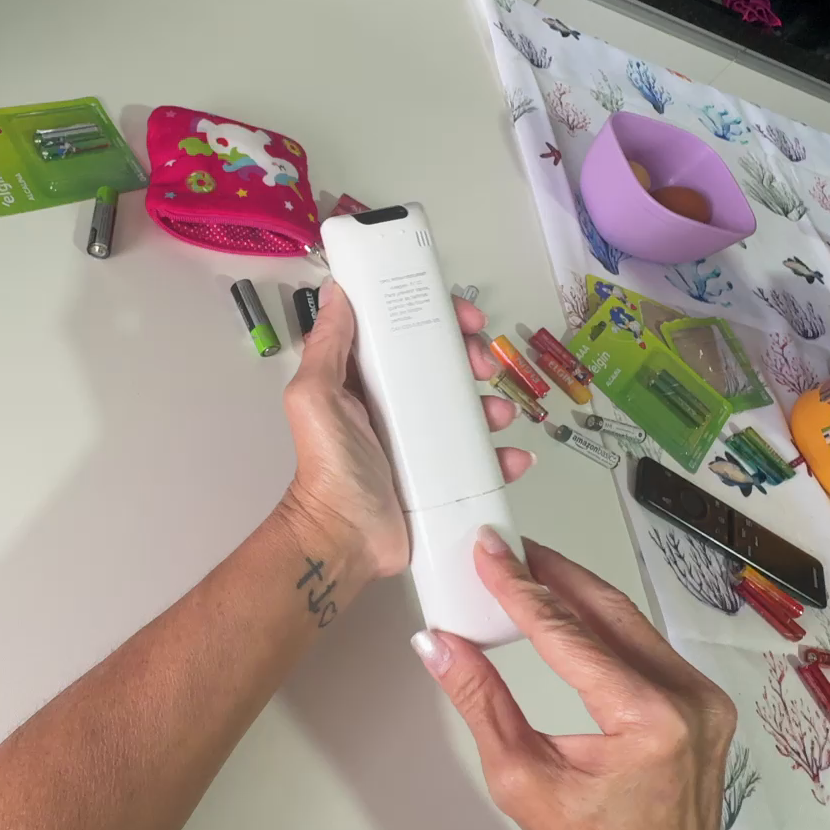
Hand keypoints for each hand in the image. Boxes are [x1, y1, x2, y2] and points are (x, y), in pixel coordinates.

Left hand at [278, 283, 534, 579]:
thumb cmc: (329, 463)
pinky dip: (503, 454)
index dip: (434, 315)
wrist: (345, 539)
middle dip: (471, 355)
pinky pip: (482, 456)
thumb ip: (326, 346)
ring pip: (468, 406)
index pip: (402, 330)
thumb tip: (337, 290)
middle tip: (483, 364)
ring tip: (498, 415)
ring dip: (492, 403)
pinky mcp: (443, 473)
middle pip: (442, 363)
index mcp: (363, 378)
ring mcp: (421, 438)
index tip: (462, 315)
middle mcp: (393, 402)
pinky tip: (514, 457)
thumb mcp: (316, 396)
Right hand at [412, 534, 734, 829]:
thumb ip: (477, 699)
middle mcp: (685, 698)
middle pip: (602, 605)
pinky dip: (595, 612)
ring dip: (570, 585)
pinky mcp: (698, 697)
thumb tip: (439, 645)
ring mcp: (700, 696)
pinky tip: (563, 601)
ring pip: (624, 614)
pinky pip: (639, 636)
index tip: (487, 553)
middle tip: (503, 547)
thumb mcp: (520, 777)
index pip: (564, 632)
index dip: (516, 586)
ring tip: (525, 565)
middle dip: (547, 570)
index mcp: (647, 719)